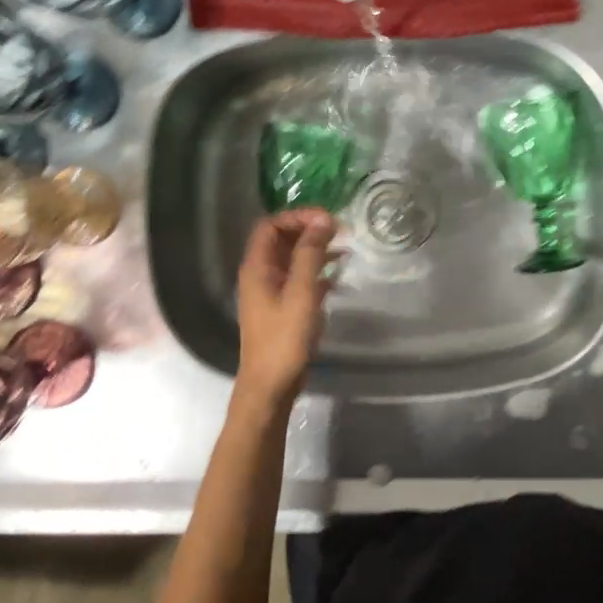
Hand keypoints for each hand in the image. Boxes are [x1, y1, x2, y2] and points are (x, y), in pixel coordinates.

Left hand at [234, 209, 338, 403]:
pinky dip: (318, 273)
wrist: (271, 386)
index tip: (327, 221)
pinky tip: (338, 278)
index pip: (271, 225)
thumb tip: (322, 220)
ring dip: (316, 251)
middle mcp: (261, 275)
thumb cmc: (284, 339)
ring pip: (293, 260)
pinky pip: (300, 280)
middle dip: (310, 231)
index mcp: (257, 267)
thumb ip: (310, 254)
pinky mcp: (283, 308)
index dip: (297, 217)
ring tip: (345, 250)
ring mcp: (271, 292)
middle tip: (340, 232)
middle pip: (282, 240)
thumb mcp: (301, 293)